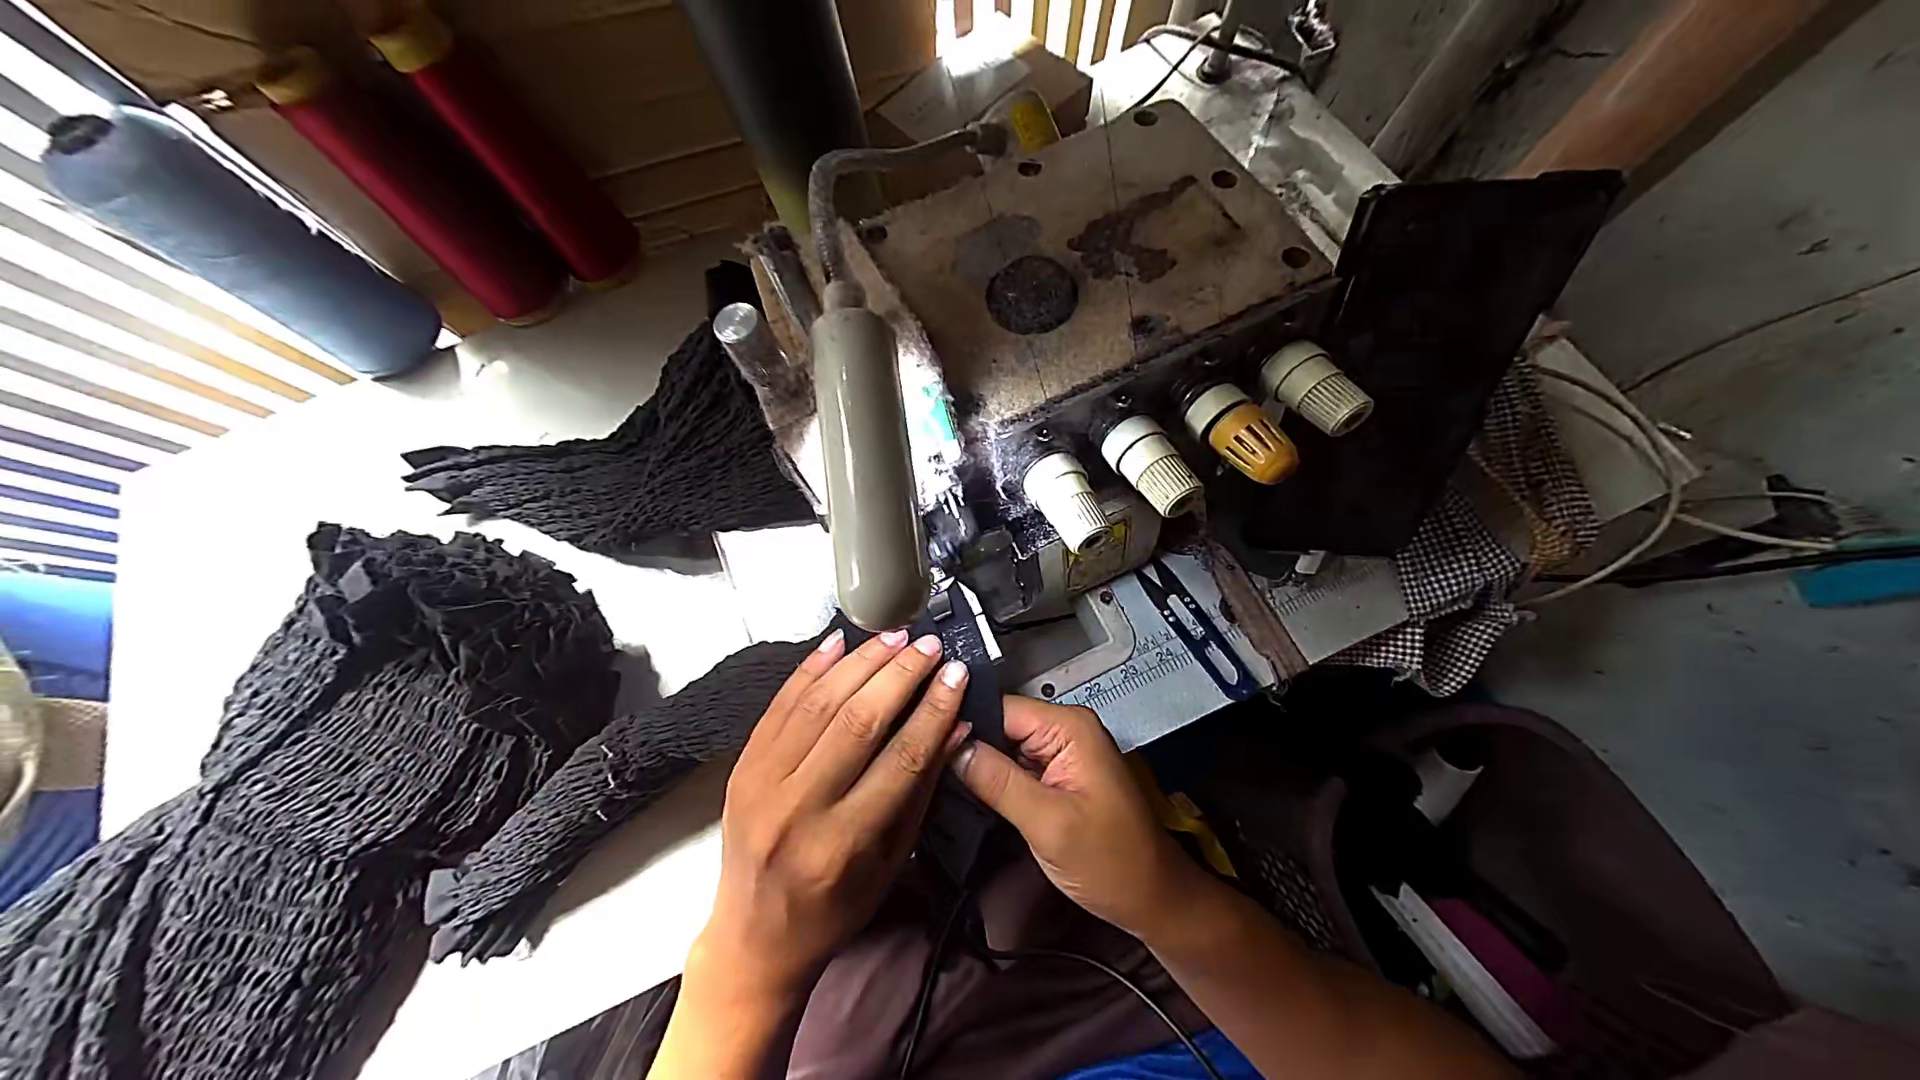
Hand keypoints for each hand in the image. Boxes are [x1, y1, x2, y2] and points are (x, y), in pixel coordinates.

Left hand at [693, 627, 971, 1001]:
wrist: (754, 938)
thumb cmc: (832, 910)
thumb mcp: (890, 862)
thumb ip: (921, 791)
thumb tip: (954, 727)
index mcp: (841, 844)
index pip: (901, 759)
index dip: (934, 710)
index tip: (956, 676)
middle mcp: (797, 809)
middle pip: (858, 722)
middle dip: (901, 676)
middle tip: (930, 647)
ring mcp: (761, 782)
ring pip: (818, 703)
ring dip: (861, 663)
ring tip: (895, 637)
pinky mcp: (743, 766)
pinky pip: (780, 704)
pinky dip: (811, 668)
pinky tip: (839, 642)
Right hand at [952, 696, 1198, 941]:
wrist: (1151, 899)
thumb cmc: (1113, 862)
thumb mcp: (1049, 823)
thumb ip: (998, 781)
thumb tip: (952, 745)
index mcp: (1069, 727)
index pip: (1000, 707)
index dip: (964, 725)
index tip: (927, 746)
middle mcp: (1064, 730)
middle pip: (998, 724)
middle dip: (967, 746)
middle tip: (929, 770)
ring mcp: (1059, 752)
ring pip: (1002, 746)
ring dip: (977, 764)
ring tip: (941, 783)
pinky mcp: (1054, 775)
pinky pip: (1013, 765)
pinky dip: (992, 779)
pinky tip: (968, 794)